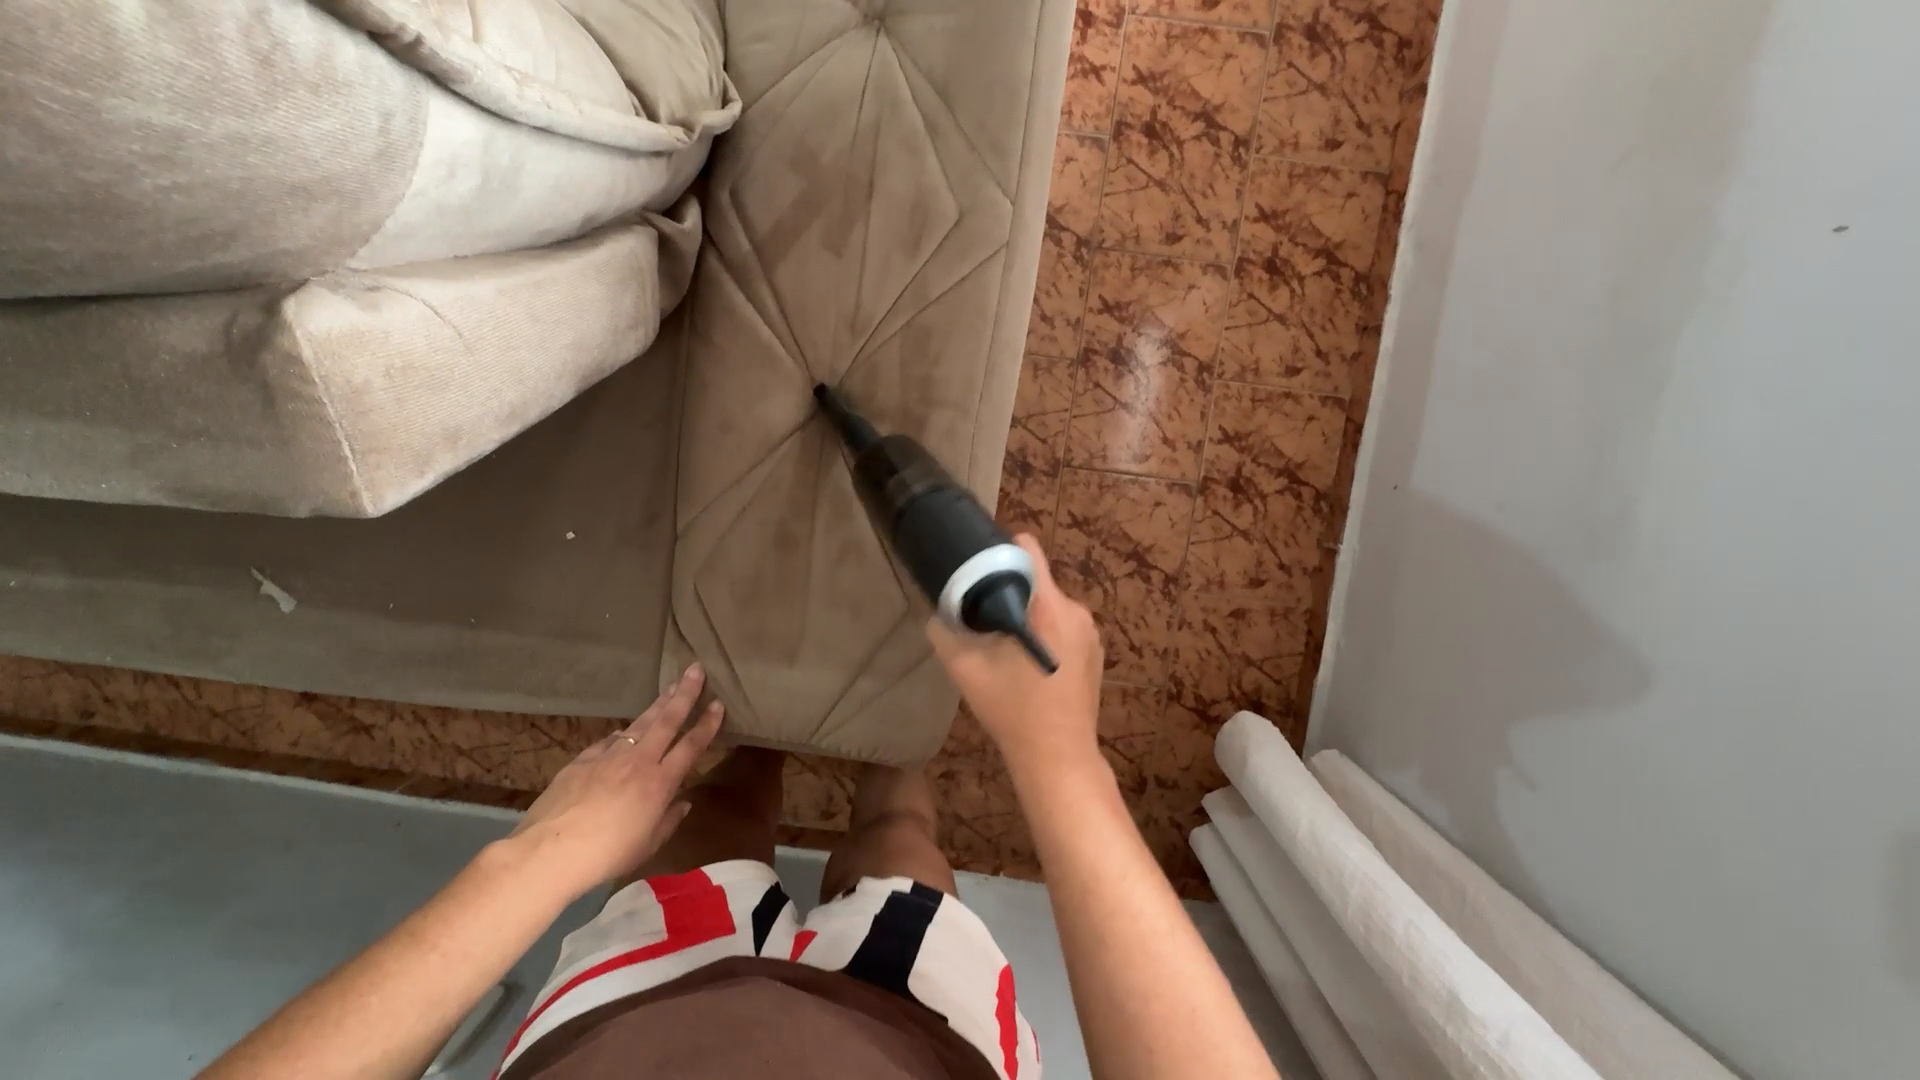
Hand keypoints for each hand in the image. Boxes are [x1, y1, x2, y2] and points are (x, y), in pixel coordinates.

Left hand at [507, 664, 722, 898]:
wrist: (550, 851)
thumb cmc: (608, 854)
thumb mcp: (648, 844)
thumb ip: (669, 820)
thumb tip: (683, 803)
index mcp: (660, 782)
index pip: (691, 746)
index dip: (707, 724)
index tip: (718, 703)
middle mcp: (638, 761)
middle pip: (667, 720)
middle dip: (684, 694)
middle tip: (695, 669)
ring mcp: (608, 757)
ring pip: (639, 723)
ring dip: (658, 704)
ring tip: (670, 687)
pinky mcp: (582, 760)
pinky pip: (609, 740)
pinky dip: (623, 732)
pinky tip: (625, 730)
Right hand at [928, 534, 1103, 781]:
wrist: (1057, 758)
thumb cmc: (1012, 710)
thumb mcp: (965, 670)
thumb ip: (945, 632)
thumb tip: (936, 612)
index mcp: (1048, 605)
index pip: (1028, 551)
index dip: (1000, 550)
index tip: (979, 563)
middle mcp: (1075, 611)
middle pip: (1037, 582)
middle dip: (1010, 592)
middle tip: (982, 615)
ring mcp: (1090, 634)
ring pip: (1050, 608)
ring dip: (1028, 617)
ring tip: (1003, 644)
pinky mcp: (1095, 655)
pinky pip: (1064, 629)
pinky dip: (1045, 636)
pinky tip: (1028, 665)